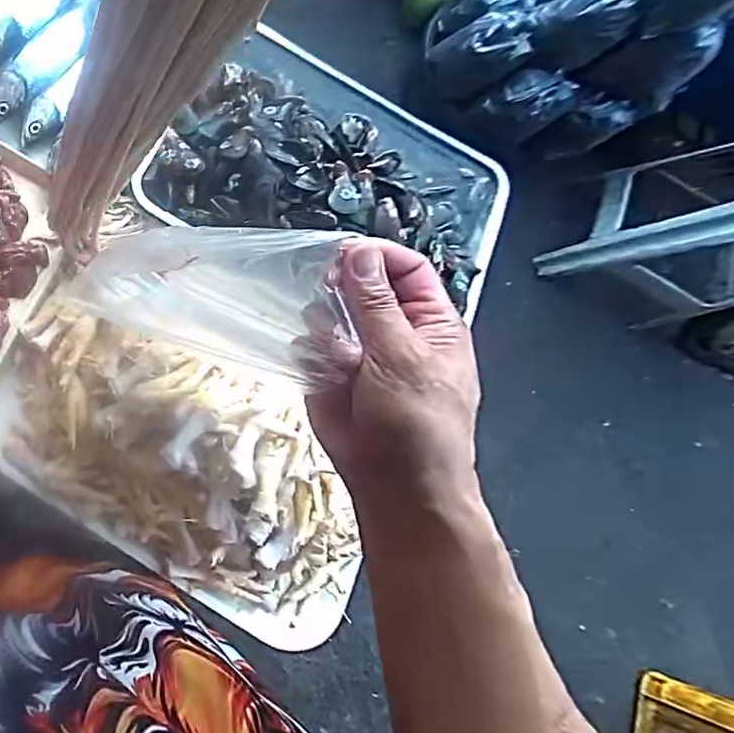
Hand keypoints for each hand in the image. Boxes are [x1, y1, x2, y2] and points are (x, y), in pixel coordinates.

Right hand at [306, 238, 481, 512]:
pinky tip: (317, 366)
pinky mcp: (325, 370)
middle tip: (326, 293)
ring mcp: (356, 350)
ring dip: (321, 322)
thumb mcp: (401, 355)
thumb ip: (375, 303)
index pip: (406, 269)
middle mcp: (390, 330)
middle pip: (360, 286)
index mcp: (428, 321)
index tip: (342, 253)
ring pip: (326, 313)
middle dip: (340, 287)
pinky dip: (306, 348)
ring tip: (330, 347)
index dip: (377, 256)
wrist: (392, 478)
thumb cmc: (416, 421)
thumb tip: (358, 254)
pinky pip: (306, 343)